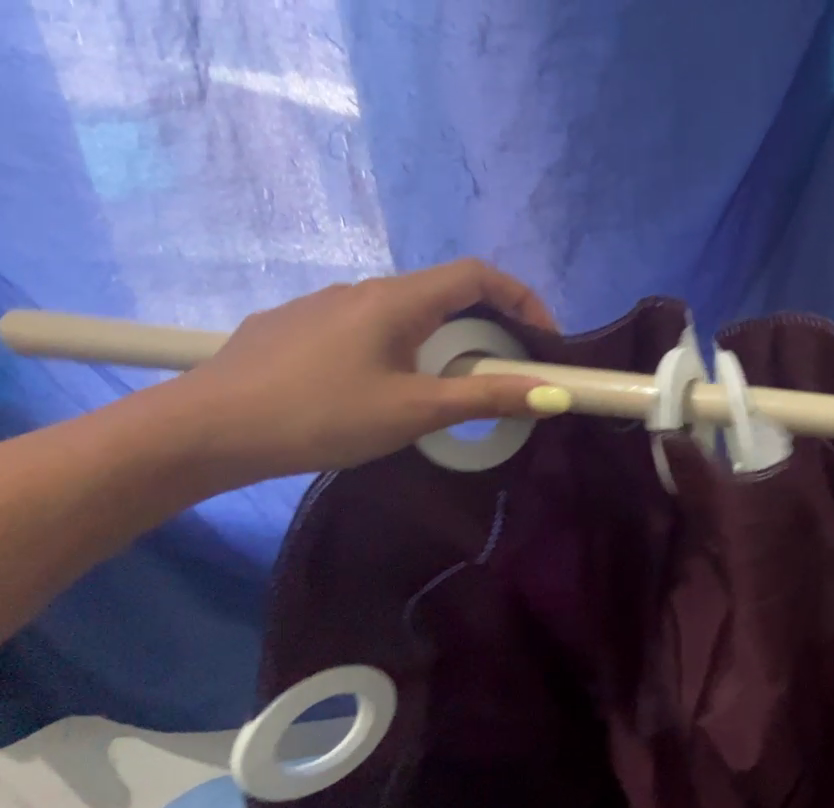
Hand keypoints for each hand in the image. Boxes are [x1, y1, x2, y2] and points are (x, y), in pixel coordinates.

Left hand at [161, 259, 558, 482]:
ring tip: (447, 393)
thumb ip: (488, 399)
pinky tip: (383, 394)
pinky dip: (401, 351)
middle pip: (443, 296)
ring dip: (443, 344)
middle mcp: (359, 291)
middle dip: (489, 331)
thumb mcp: (416, 411)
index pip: (477, 276)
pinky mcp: (292, 331)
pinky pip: (365, 331)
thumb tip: (554, 394)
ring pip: (403, 315)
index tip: (546, 342)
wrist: (204, 430)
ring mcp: (320, 308)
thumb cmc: (321, 415)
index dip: (523, 300)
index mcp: (394, 301)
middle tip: (507, 376)